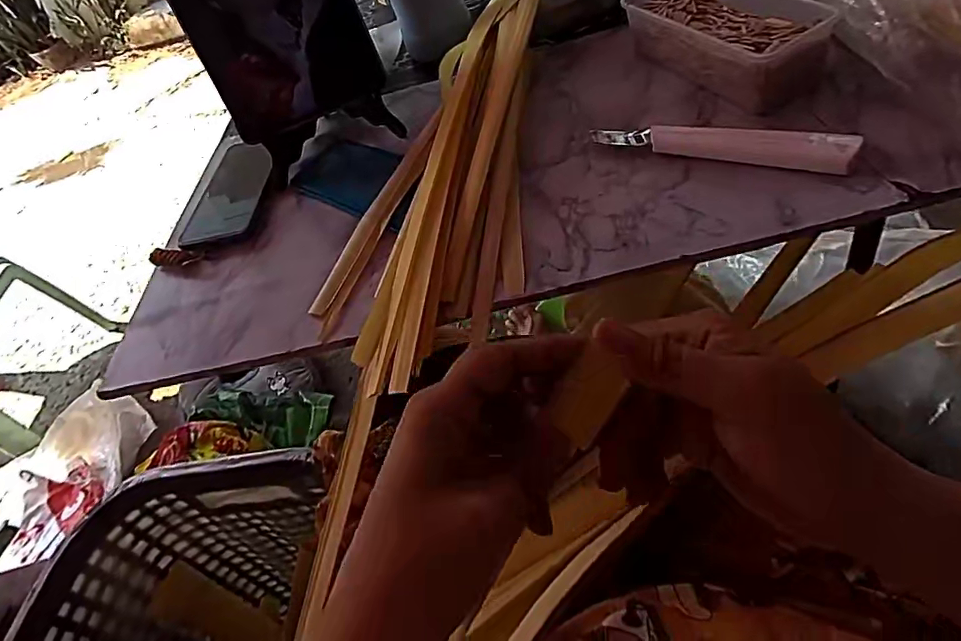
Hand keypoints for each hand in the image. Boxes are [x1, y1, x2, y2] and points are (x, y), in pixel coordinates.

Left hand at [322, 335, 581, 640]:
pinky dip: (518, 471)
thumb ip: (539, 457)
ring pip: (500, 422)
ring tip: (569, 469)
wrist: (371, 640)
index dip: (542, 349)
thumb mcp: (495, 511)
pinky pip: (491, 454)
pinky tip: (540, 513)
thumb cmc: (426, 569)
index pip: (495, 358)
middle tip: (589, 406)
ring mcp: (440, 449)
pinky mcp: (445, 478)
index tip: (587, 352)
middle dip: (544, 398)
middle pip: (500, 386)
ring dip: (535, 443)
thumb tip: (576, 417)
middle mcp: (438, 419)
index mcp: (438, 412)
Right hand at [593, 311, 910, 556]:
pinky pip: (653, 443)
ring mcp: (694, 401)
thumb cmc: (798, 439)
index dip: (599, 375)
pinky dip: (643, 464)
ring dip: (625, 449)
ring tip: (622, 486)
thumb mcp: (734, 396)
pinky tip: (641, 489)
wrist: (848, 503)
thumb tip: (599, 327)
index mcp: (701, 336)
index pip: (633, 343)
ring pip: (637, 417)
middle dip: (613, 424)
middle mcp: (693, 361)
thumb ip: (669, 364)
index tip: (566, 412)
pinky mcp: (695, 437)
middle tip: (603, 469)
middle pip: (630, 383)